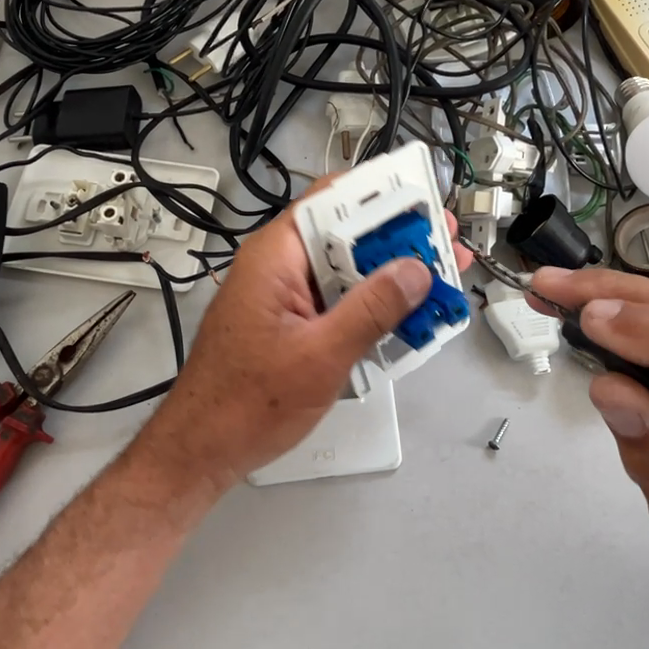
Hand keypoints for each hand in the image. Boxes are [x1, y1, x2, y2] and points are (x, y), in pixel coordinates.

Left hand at [130, 186, 469, 490]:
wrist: (201, 451)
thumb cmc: (249, 403)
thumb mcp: (321, 355)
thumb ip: (371, 310)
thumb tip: (416, 270)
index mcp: (276, 256)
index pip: (331, 200)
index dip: (382, 197)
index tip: (426, 204)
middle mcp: (279, 265)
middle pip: (345, 234)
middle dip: (398, 240)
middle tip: (446, 246)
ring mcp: (284, 295)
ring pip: (345, 270)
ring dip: (389, 277)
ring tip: (439, 281)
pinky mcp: (291, 322)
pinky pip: (337, 300)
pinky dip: (370, 306)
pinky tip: (407, 319)